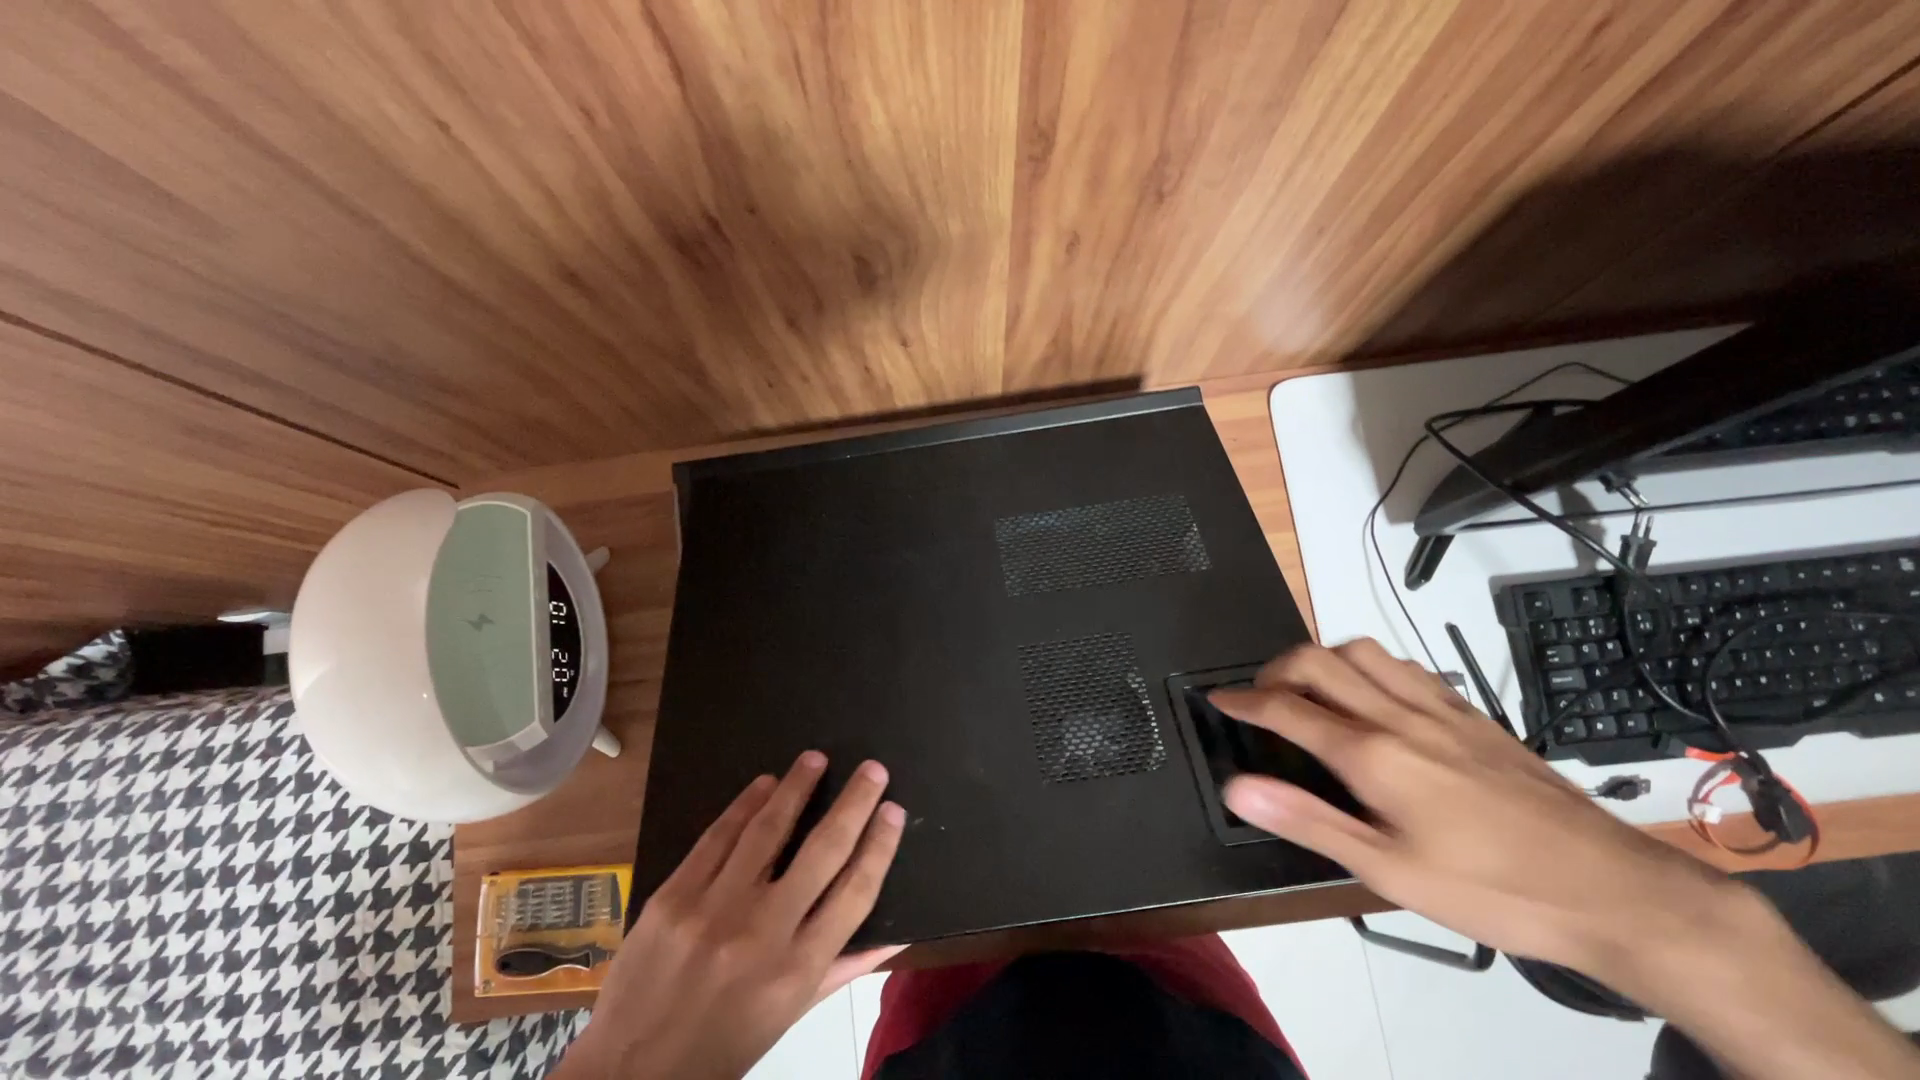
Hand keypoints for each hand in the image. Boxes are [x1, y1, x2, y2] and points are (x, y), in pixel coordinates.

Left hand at [555, 752, 906, 1079]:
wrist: (630, 1069)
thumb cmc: (720, 1048)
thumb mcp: (788, 1016)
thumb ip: (840, 969)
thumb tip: (893, 937)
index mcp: (798, 968)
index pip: (855, 892)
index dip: (880, 846)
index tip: (895, 812)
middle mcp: (763, 932)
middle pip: (822, 851)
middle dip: (853, 804)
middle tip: (872, 770)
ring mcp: (714, 909)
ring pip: (768, 832)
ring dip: (796, 788)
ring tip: (816, 758)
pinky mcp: (673, 896)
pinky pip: (716, 838)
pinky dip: (743, 806)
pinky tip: (764, 784)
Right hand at [1211, 639, 1737, 977]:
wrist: (1609, 889)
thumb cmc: (1489, 889)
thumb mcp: (1387, 871)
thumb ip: (1308, 821)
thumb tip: (1238, 786)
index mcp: (1374, 755)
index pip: (1288, 708)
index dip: (1244, 700)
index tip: (1217, 699)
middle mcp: (1403, 717)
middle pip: (1321, 660)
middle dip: (1275, 667)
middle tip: (1257, 693)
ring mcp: (1444, 711)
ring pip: (1366, 651)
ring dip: (1324, 657)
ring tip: (1310, 688)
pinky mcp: (1476, 716)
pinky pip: (1409, 668)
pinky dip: (1372, 666)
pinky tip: (1377, 696)